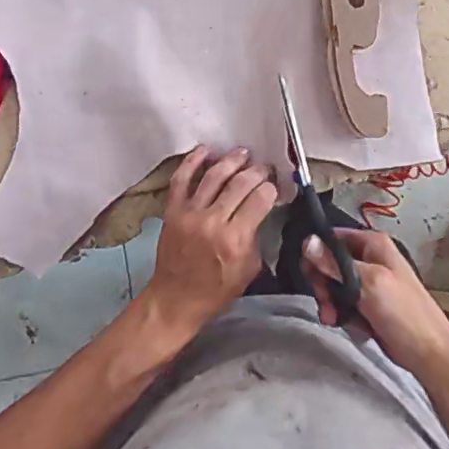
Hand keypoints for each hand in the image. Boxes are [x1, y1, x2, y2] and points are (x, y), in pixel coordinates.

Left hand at [141, 146, 277, 335]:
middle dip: (257, 171)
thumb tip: (261, 210)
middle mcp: (212, 222)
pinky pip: (182, 178)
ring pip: (214, 175)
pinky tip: (206, 150)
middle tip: (264, 168)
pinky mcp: (173, 210)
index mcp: (234, 239)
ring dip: (231, 160)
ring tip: (243, 153)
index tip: (275, 185)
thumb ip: (256, 236)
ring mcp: (190, 213)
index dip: (271, 188)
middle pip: (240, 183)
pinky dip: (193, 161)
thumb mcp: (249, 268)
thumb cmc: (216, 289)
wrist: (176, 299)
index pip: (259, 199)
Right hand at [304, 228, 448, 373]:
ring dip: (331, 302)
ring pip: (335, 285)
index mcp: (374, 244)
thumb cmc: (403, 313)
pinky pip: (344, 303)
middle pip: (330, 263)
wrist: (428, 352)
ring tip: (334, 318)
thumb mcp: (367, 283)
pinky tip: (346, 324)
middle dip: (324, 284)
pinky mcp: (369, 304)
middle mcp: (371, 258)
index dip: (317, 254)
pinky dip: (342, 314)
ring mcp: (370, 282)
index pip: (333, 237)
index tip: (310, 274)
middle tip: (325, 301)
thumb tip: (308, 242)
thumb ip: (335, 263)